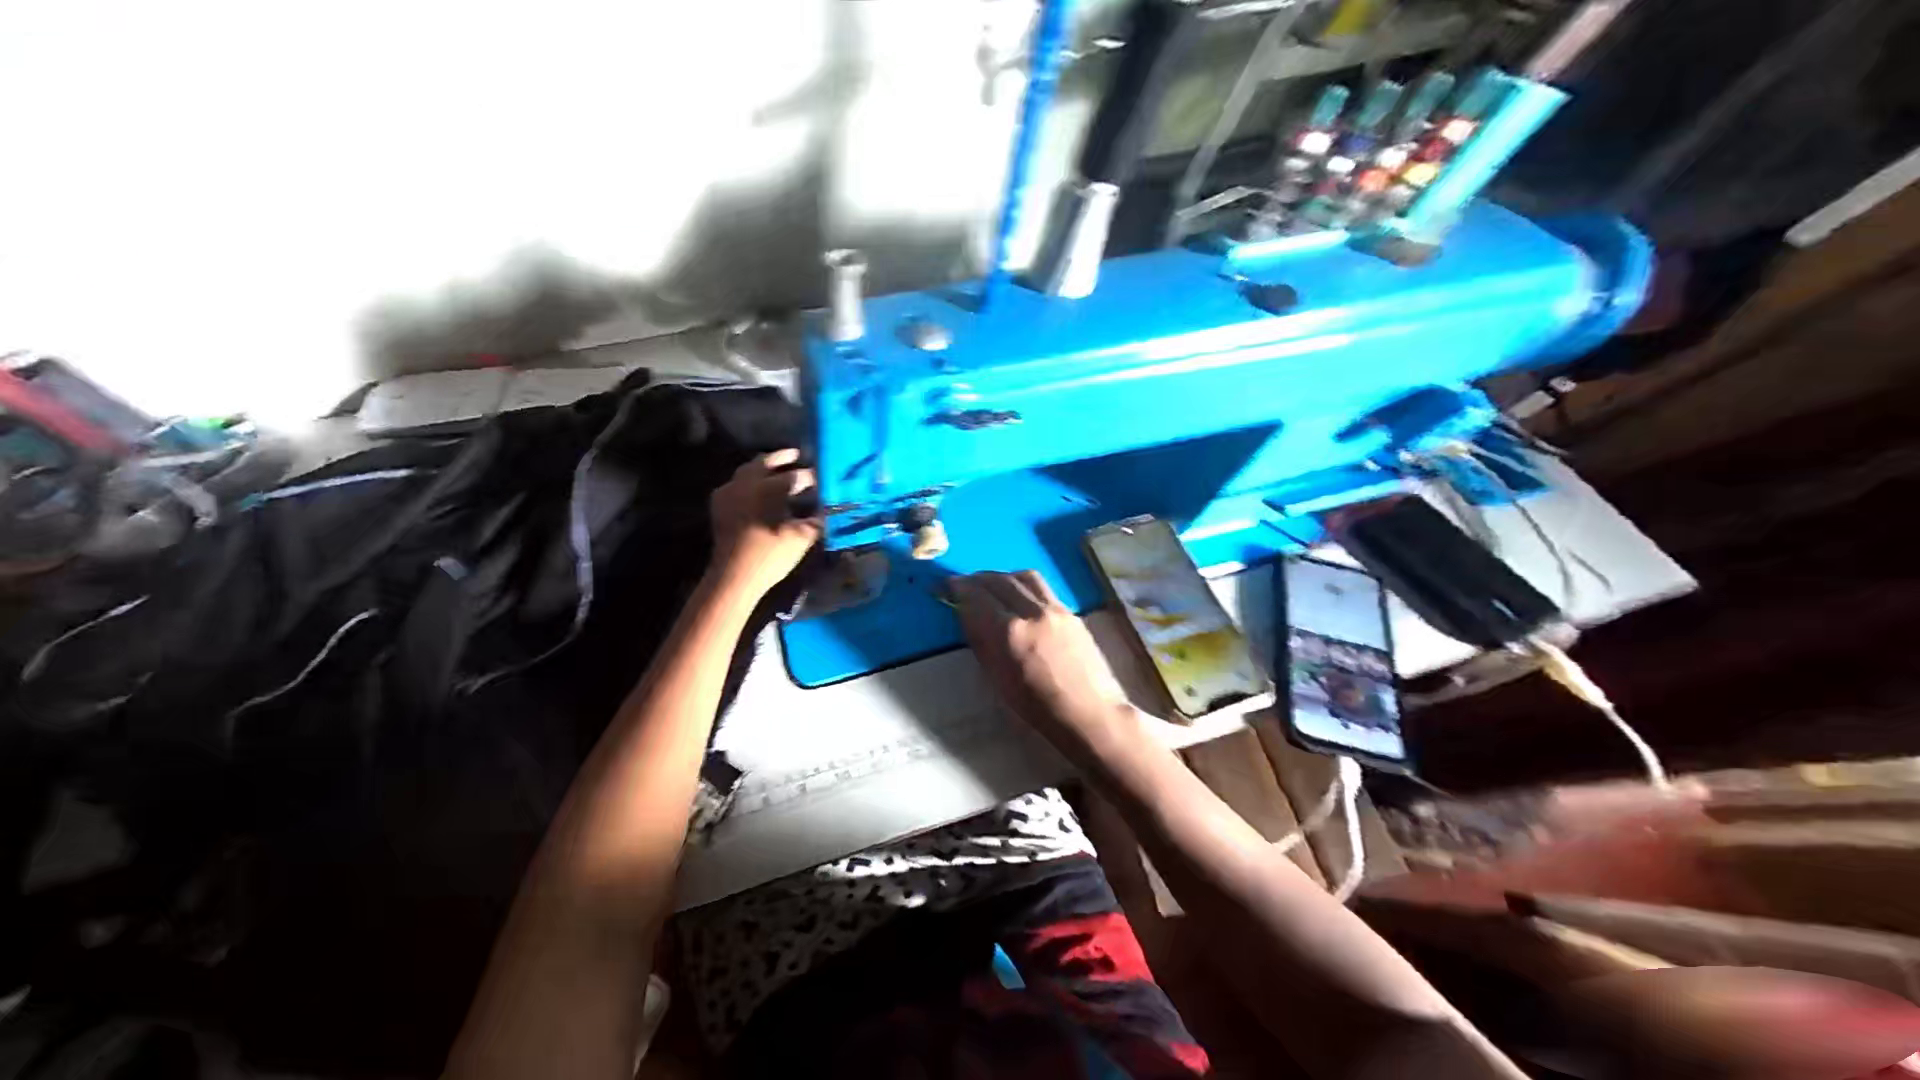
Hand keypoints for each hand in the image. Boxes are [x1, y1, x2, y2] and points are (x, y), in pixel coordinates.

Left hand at [708, 449, 821, 599]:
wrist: (733, 577)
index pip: (796, 475)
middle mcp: (747, 482)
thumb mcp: (802, 538)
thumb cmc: (770, 556)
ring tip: (778, 470)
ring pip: (749, 470)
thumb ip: (817, 519)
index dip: (811, 476)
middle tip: (798, 455)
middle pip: (766, 461)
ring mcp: (729, 491)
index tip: (823, 478)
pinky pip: (737, 483)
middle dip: (783, 457)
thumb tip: (828, 508)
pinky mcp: (720, 504)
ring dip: (765, 467)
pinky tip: (758, 490)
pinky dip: (750, 481)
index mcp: (769, 486)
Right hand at [950, 571, 1135, 751]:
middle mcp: (1032, 612)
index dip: (957, 588)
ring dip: (1001, 576)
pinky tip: (1017, 596)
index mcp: (1009, 632)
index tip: (945, 586)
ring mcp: (1055, 609)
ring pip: (1023, 576)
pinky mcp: (1071, 612)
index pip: (976, 597)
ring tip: (990, 586)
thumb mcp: (998, 679)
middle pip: (998, 580)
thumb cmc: (1038, 709)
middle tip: (962, 584)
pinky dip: (1023, 585)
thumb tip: (967, 615)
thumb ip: (982, 642)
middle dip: (976, 579)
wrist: (1089, 714)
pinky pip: (1042, 588)